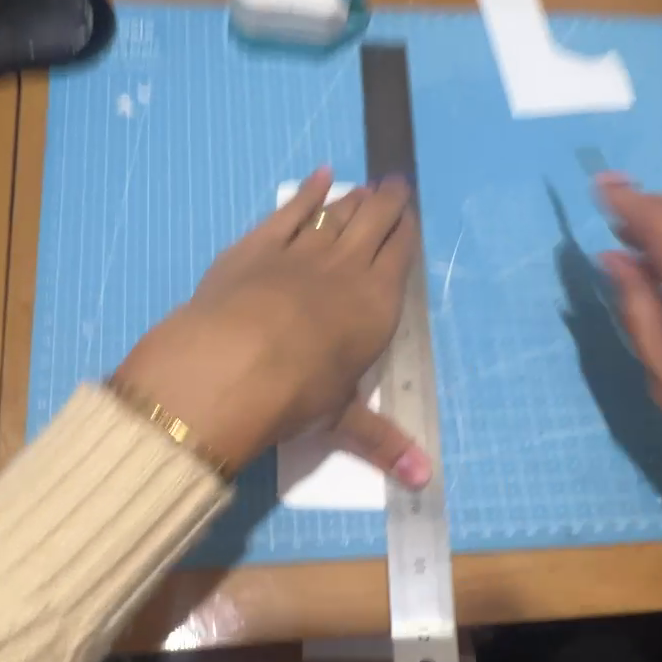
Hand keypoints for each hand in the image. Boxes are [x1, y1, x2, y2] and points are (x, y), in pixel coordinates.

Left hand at [112, 169, 432, 487]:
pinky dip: (306, 193)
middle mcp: (344, 269)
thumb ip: (384, 443)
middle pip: (372, 224)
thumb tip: (427, 483)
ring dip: (352, 198)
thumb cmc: (298, 393)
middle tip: (396, 183)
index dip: (406, 232)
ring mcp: (299, 251)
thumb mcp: (343, 420)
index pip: (398, 256)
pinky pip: (289, 210)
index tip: (410, 213)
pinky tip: (317, 177)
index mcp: (375, 305)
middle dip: (387, 203)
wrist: (234, 362)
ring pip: (335, 215)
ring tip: (365, 185)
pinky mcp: (257, 245)